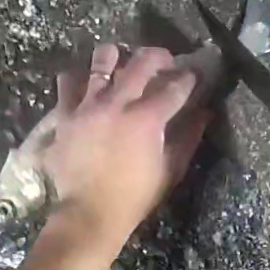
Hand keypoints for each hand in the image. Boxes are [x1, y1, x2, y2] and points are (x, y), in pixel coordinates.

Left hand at [42, 44, 207, 246]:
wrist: (90, 213)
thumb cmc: (135, 196)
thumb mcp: (170, 170)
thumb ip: (188, 138)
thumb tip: (204, 114)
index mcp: (147, 118)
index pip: (175, 87)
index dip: (189, 78)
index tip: (194, 75)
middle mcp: (118, 103)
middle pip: (142, 62)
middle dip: (159, 56)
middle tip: (165, 61)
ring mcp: (88, 105)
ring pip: (101, 60)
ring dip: (116, 57)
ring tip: (121, 62)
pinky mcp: (64, 114)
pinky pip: (68, 82)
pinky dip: (79, 79)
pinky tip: (87, 85)